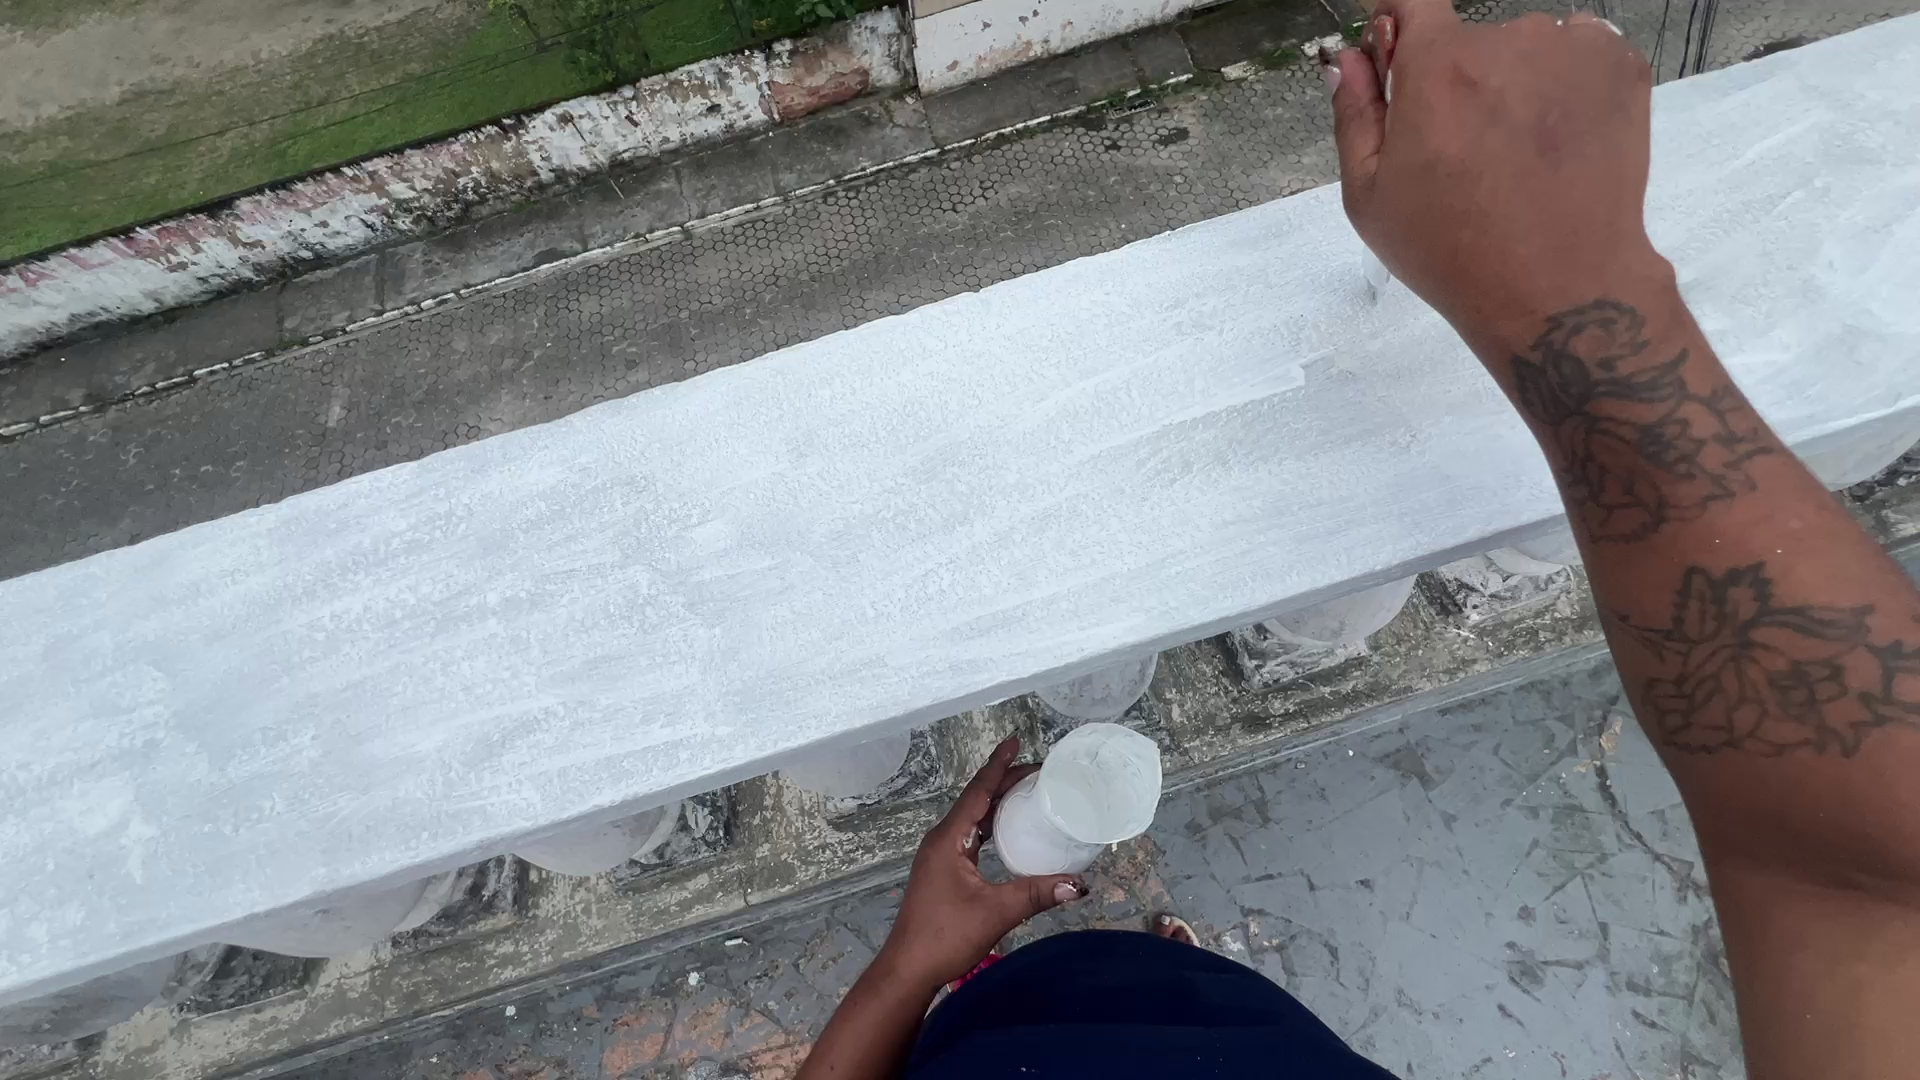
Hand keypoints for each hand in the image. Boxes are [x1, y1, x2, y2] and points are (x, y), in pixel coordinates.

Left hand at [875, 736, 1087, 989]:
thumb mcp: (995, 912)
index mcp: (949, 838)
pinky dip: (991, 823)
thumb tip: (1078, 884)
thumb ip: (1036, 894)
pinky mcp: (943, 869)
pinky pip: (970, 833)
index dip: (997, 765)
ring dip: (997, 801)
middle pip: (976, 799)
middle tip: (1037, 770)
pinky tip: (1008, 828)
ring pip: (973, 816)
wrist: (908, 969)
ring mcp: (940, 853)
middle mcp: (942, 838)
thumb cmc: (945, 935)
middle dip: (1004, 780)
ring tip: (1027, 790)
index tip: (1014, 741)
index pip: (977, 791)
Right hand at [1328, 0, 1669, 348]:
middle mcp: (1510, 38)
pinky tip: (1546, 147)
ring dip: (1506, 87)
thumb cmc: (1442, 246)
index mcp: (1437, 68)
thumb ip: (1355, 115)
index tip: (1394, 77)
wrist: (1552, 280)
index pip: (1410, 4)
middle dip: (1451, 83)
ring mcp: (1575, 47)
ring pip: (1522, 51)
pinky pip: (1573, 58)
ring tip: (1506, 158)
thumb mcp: (1367, 195)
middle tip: (1453, 156)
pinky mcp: (1622, 67)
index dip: (1395, 35)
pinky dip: (1554, 91)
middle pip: (1466, 42)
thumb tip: (1350, 59)